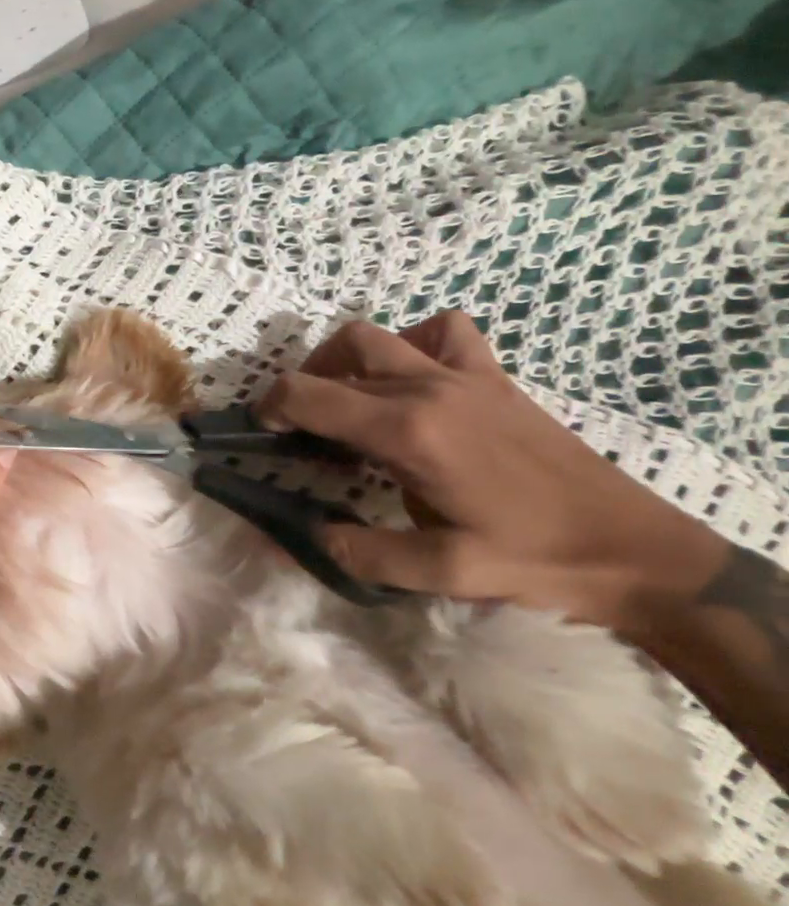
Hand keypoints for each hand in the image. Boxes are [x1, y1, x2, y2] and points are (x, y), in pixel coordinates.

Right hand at [258, 312, 727, 637]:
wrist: (638, 552)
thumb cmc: (536, 562)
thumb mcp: (436, 572)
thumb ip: (355, 551)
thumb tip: (297, 534)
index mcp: (407, 433)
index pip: (307, 394)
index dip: (270, 410)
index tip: (267, 439)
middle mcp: (429, 390)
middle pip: (336, 355)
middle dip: (300, 386)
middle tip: (301, 431)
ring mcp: (467, 377)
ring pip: (380, 336)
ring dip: (346, 360)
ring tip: (347, 402)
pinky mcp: (496, 381)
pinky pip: (444, 333)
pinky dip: (413, 344)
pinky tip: (412, 382)